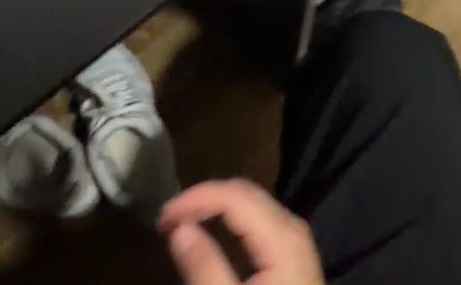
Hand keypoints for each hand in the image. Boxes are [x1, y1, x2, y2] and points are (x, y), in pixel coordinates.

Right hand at [158, 180, 325, 284]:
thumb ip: (205, 268)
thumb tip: (179, 229)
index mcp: (282, 239)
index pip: (234, 196)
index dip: (196, 198)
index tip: (163, 218)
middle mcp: (293, 230)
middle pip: (245, 193)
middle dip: (205, 199)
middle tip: (170, 219)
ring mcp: (297, 242)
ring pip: (254, 203)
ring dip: (218, 206)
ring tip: (186, 222)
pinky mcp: (295, 255)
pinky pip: (261, 219)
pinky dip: (234, 218)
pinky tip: (217, 232)